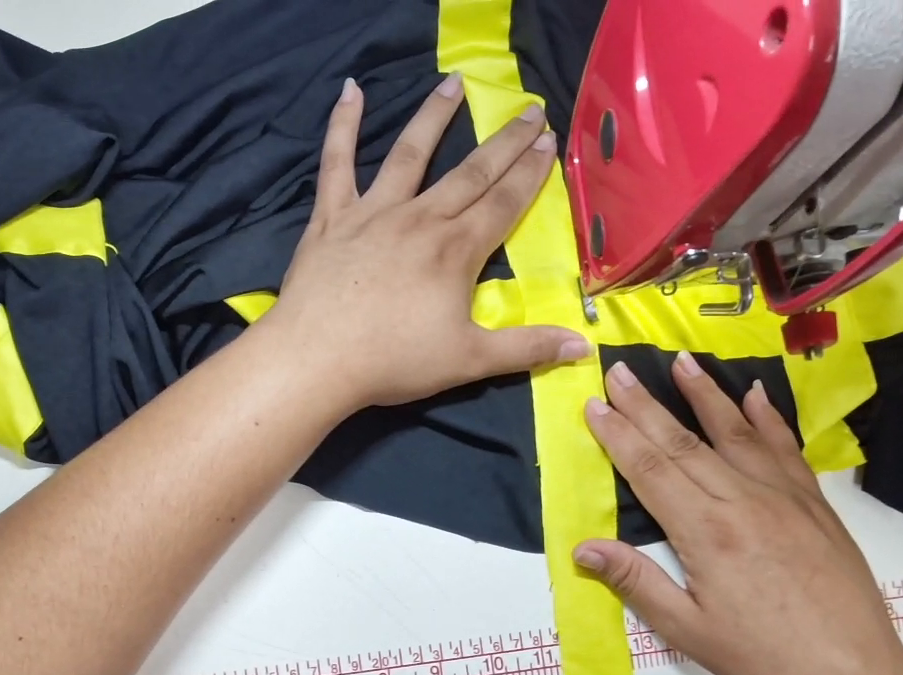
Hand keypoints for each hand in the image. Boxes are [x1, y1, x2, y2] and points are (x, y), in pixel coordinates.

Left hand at [257, 75, 591, 410]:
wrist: (318, 358)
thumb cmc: (395, 362)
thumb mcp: (469, 361)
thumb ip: (526, 349)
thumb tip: (584, 348)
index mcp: (457, 250)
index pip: (504, 202)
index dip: (530, 172)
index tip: (549, 141)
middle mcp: (420, 219)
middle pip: (470, 172)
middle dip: (504, 142)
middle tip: (530, 111)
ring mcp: (373, 212)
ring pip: (410, 154)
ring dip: (434, 117)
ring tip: (454, 85)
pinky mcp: (331, 217)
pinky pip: (337, 162)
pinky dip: (343, 126)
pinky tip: (350, 91)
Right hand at [573, 355, 902, 674]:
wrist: (851, 668)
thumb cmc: (760, 654)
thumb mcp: (687, 630)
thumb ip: (636, 583)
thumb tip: (583, 548)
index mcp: (705, 532)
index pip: (650, 470)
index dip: (618, 434)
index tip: (595, 403)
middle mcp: (742, 500)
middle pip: (683, 442)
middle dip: (646, 404)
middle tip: (619, 369)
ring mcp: (783, 495)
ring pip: (734, 432)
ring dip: (704, 395)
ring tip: (681, 361)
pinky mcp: (813, 502)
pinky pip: (784, 448)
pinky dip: (766, 418)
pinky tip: (754, 394)